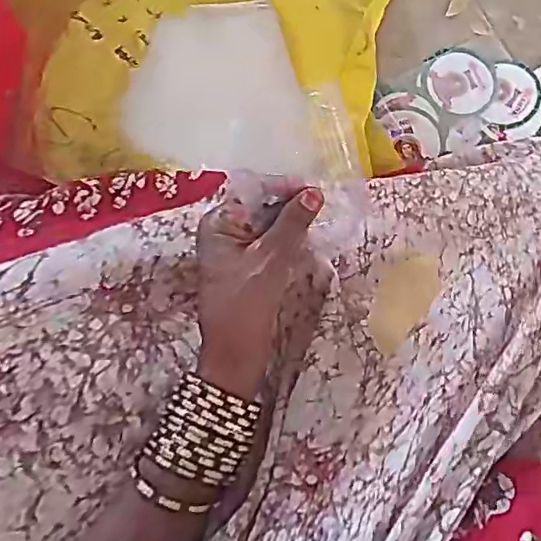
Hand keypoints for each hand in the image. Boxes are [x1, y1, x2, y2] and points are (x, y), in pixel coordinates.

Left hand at [195, 187, 322, 397]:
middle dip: (291, 204)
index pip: (253, 192)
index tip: (314, 190)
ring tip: (319, 218)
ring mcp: (238, 248)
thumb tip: (314, 193)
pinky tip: (308, 239)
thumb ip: (292, 223)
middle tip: (322, 204)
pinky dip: (291, 239)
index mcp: (219, 223)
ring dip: (294, 222)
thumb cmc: (245, 303)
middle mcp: (225, 231)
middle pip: (263, 205)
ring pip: (271, 223)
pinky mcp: (251, 264)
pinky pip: (273, 241)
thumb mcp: (271, 258)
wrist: (236, 352)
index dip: (283, 187)